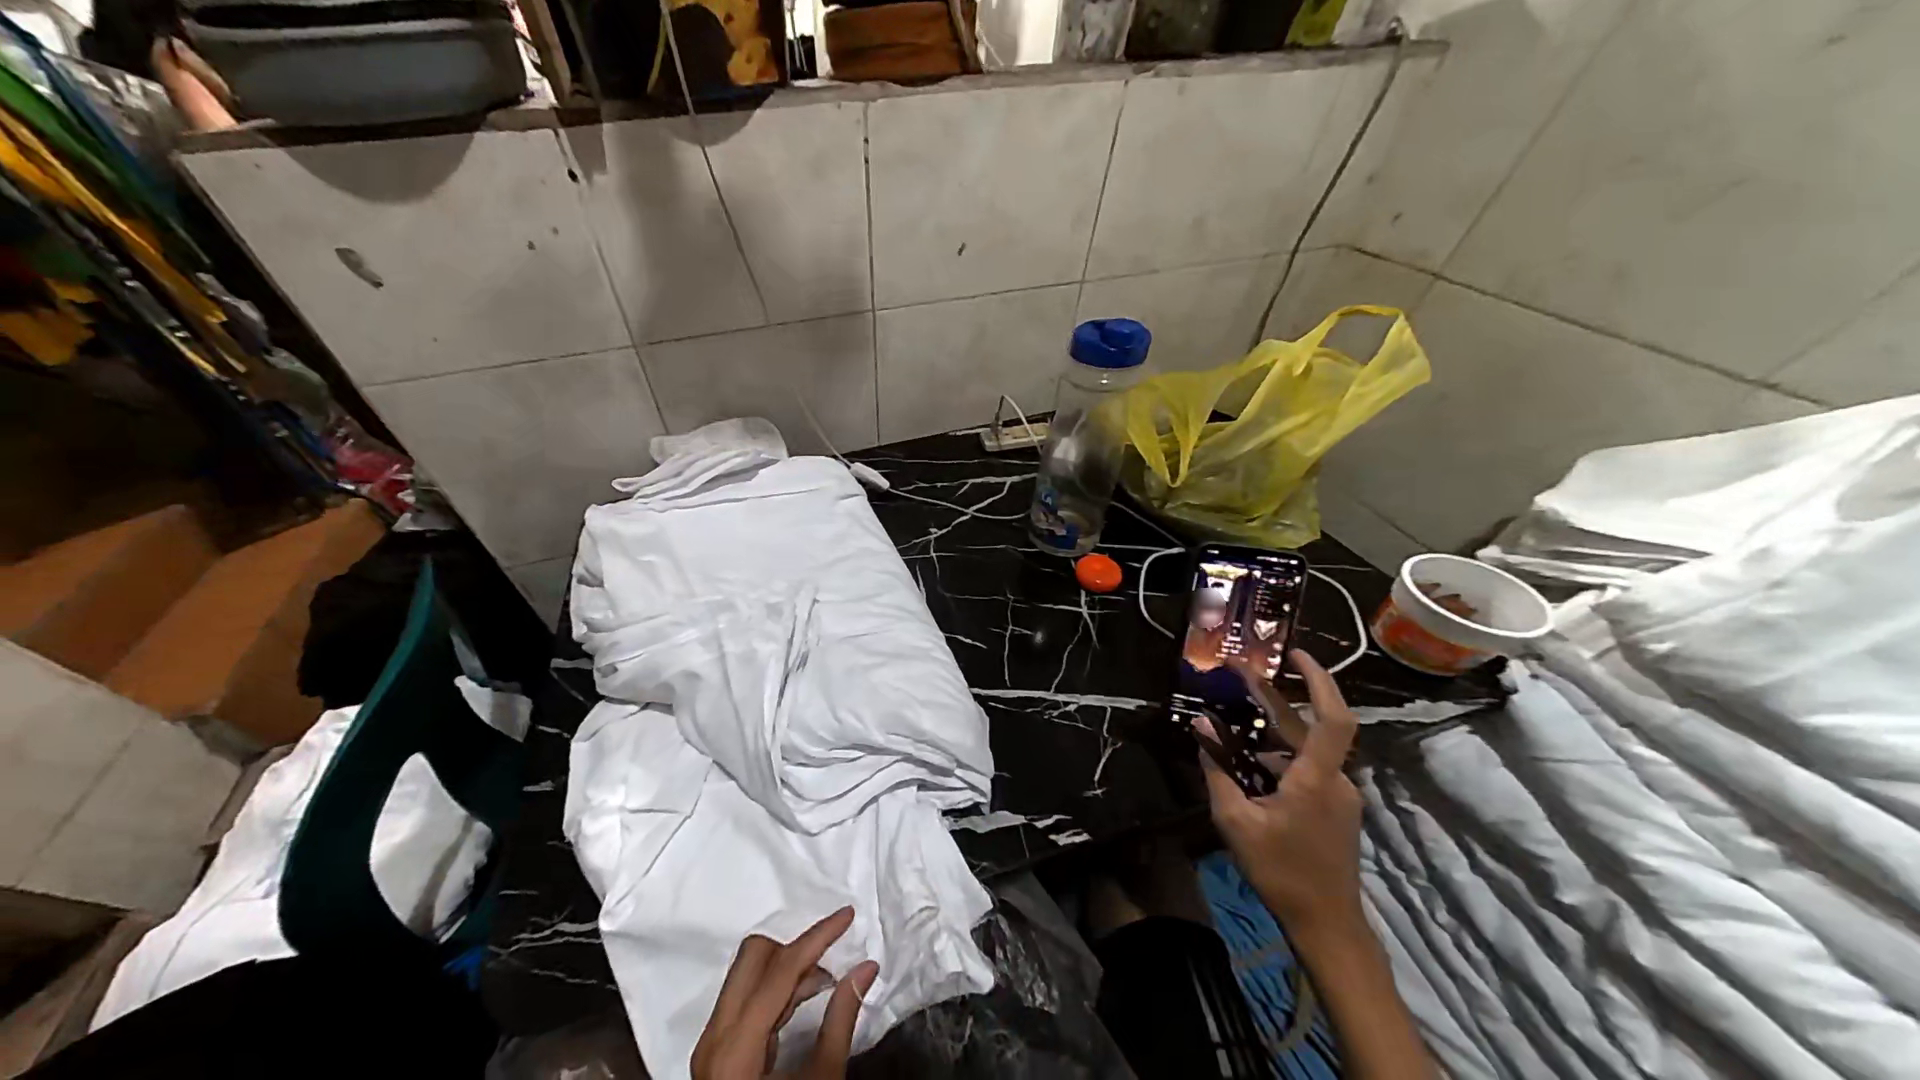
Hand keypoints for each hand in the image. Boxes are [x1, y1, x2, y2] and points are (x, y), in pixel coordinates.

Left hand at [692, 907, 879, 1079]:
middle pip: (753, 957)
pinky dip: (777, 989)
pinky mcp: (717, 1050)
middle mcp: (715, 1034)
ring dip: (788, 967)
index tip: (848, 914)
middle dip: (795, 946)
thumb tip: (866, 968)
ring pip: (747, 974)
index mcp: (737, 1043)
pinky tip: (806, 1000)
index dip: (818, 936)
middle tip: (832, 955)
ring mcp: (711, 1042)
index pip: (781, 967)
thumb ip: (842, 1020)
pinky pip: (745, 998)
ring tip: (827, 982)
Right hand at [1197, 649, 1362, 932]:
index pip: (1332, 717)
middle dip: (1277, 699)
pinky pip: (1310, 770)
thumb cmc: (1279, 871)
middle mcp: (1336, 780)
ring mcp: (1341, 796)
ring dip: (1275, 732)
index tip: (1296, 654)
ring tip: (1238, 721)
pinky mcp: (1338, 810)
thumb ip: (1218, 770)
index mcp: (1315, 779)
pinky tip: (1254, 765)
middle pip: (1310, 728)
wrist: (1327, 924)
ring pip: (1308, 750)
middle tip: (1243, 675)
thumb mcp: (1235, 821)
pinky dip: (1282, 757)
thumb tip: (1199, 728)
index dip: (1319, 680)